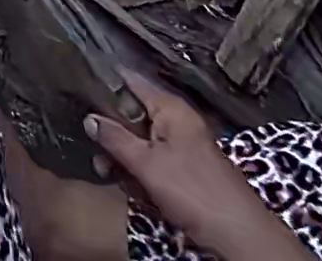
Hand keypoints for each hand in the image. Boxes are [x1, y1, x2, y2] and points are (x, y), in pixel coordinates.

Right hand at [88, 72, 310, 260]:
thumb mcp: (145, 163)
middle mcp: (177, 122)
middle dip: (111, 132)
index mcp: (171, 109)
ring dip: (122, 156)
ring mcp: (184, 147)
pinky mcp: (187, 171)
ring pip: (141, 141)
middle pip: (133, 114)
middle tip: (93, 147)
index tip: (78, 84)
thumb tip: (88, 118)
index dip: (104, 81)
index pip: (130, 80)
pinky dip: (139, 171)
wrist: (242, 240)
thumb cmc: (193, 191)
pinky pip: (154, 161)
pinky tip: (128, 186)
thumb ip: (114, 138)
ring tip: (106, 172)